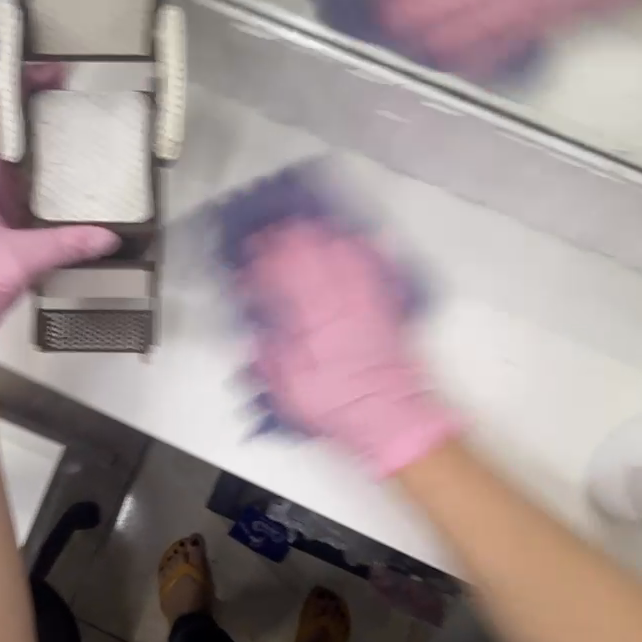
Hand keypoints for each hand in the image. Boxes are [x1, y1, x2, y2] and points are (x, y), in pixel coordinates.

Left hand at [0, 13, 121, 369]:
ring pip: (11, 146)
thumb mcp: (17, 260)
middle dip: (23, 87)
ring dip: (33, 122)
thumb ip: (64, 245)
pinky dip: (41, 163)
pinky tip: (64, 159)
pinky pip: (22, 179)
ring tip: (64, 101)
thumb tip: (110, 236)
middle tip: (60, 68)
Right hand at [242, 221, 462, 477]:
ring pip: (344, 261)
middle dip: (292, 240)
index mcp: (311, 328)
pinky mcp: (385, 311)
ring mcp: (365, 307)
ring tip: (310, 222)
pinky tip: (360, 239)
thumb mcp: (290, 392)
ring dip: (325, 238)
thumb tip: (259, 334)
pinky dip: (366, 252)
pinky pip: (376, 273)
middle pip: (313, 263)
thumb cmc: (339, 408)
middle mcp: (338, 311)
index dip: (266, 262)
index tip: (252, 249)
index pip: (283, 283)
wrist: (388, 419)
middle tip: (276, 225)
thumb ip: (272, 358)